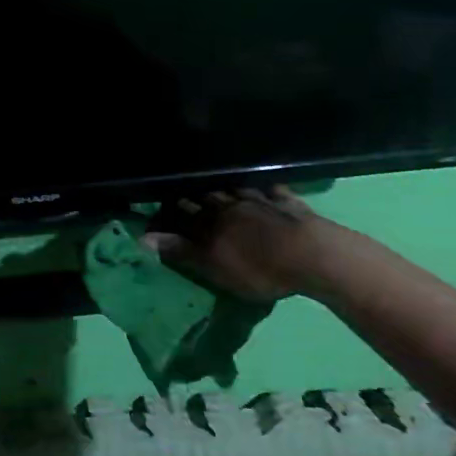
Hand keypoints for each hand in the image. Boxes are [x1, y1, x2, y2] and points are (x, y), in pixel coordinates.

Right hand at [143, 187, 333, 301]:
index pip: (179, 213)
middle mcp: (227, 204)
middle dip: (190, 197)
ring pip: (232, 189)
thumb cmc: (258, 269)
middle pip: (203, 197)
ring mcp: (258, 200)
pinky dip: (263, 188)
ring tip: (213, 188)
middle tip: (181, 197)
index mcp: (208, 221)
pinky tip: (262, 186)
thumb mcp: (213, 267)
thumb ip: (179, 251)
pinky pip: (270, 190)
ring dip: (221, 189)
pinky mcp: (286, 203)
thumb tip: (142, 238)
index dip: (167, 215)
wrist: (313, 256)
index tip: (156, 216)